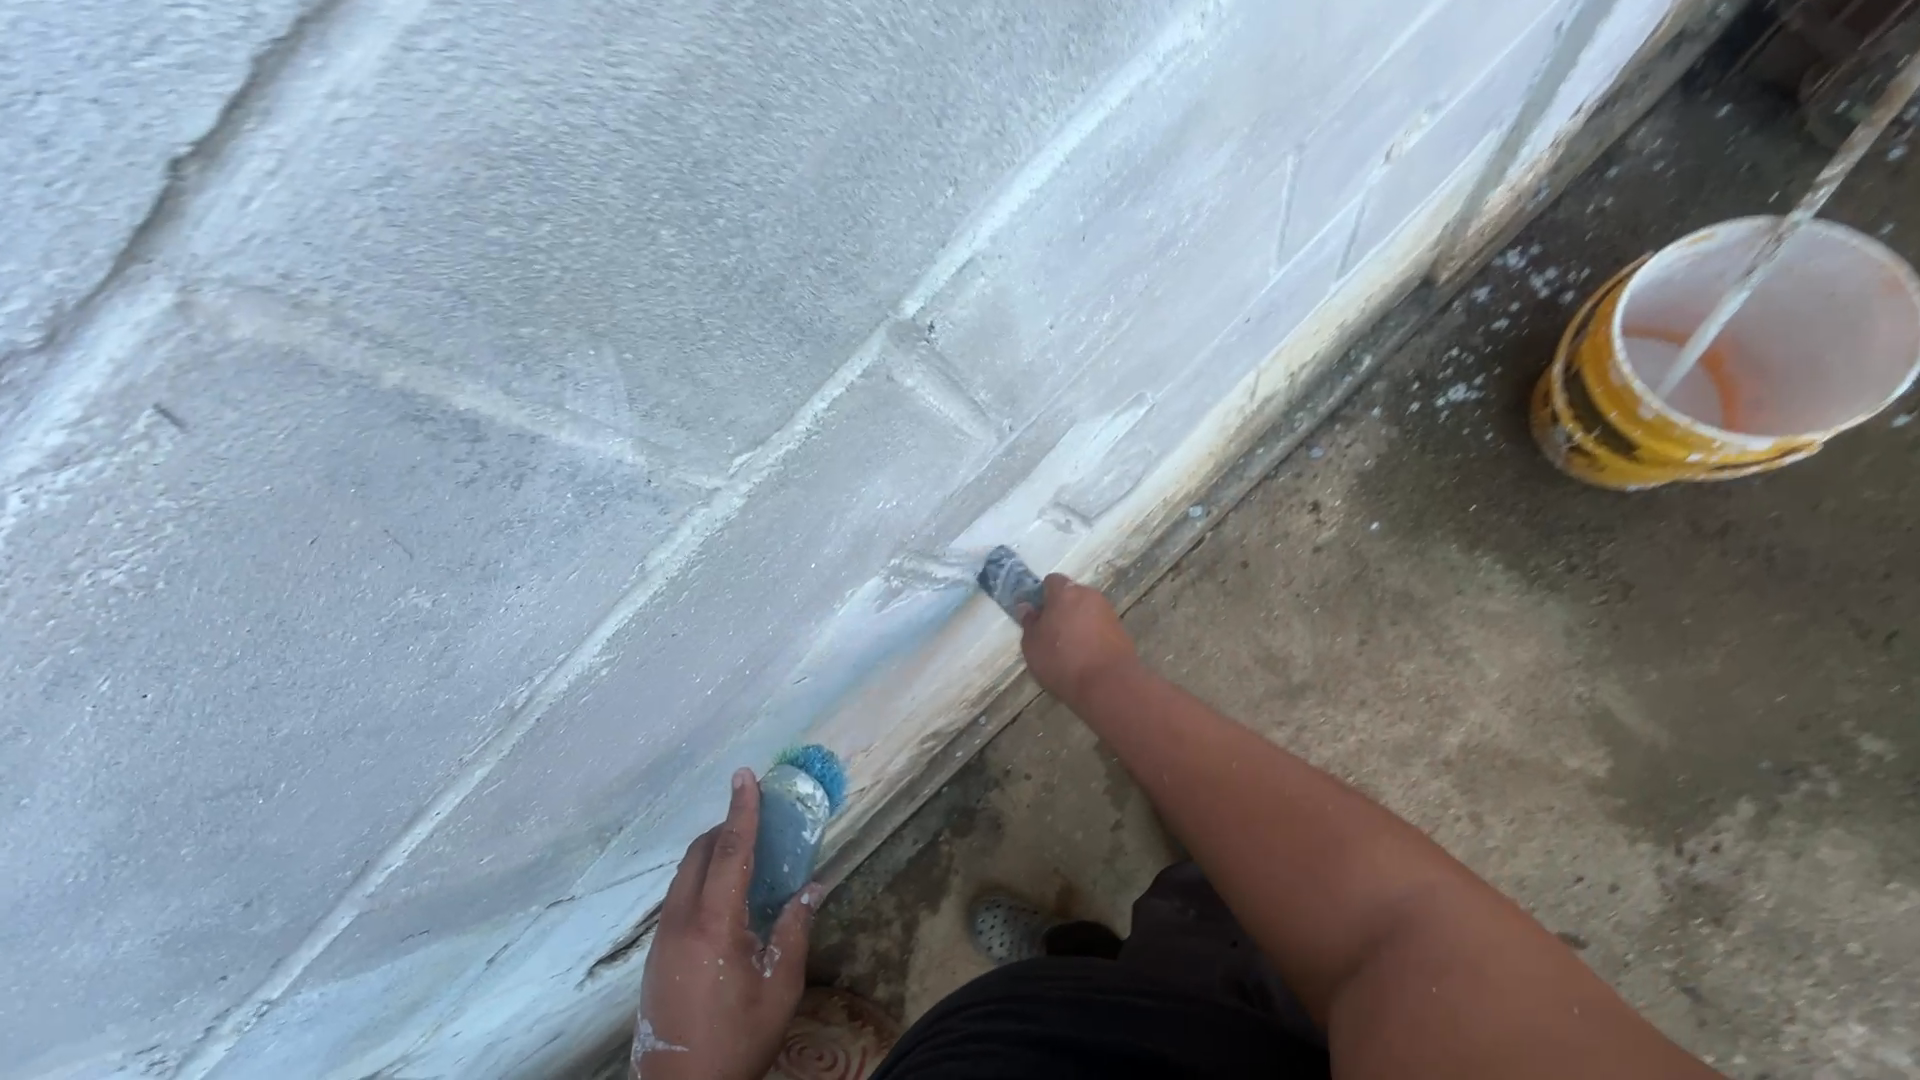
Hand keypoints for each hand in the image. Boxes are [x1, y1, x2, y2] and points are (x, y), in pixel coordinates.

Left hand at [633, 768, 820, 1079]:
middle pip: (700, 853)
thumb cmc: (737, 1037)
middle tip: (757, 818)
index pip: (730, 851)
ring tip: (745, 853)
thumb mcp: (780, 987)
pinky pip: (679, 896)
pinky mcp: (657, 952)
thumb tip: (814, 886)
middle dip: (726, 827)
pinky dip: (702, 878)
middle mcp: (681, 920)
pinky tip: (725, 897)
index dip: (740, 810)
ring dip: (712, 853)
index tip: (744, 775)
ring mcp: (663, 936)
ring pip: (685, 874)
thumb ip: (795, 930)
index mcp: (714, 923)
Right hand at [1020, 573, 1140, 705]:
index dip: (1042, 595)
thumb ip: (1029, 623)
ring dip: (1077, 623)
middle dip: (1061, 609)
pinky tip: (1085, 657)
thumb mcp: (1032, 645)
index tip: (1037, 615)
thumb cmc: (1062, 661)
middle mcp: (1089, 595)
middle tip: (1050, 633)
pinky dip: (1092, 635)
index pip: (1051, 581)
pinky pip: (1099, 626)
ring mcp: (1108, 612)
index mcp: (1065, 592)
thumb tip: (1027, 608)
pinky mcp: (1121, 630)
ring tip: (1069, 649)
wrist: (1109, 684)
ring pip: (1086, 611)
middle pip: (1071, 595)